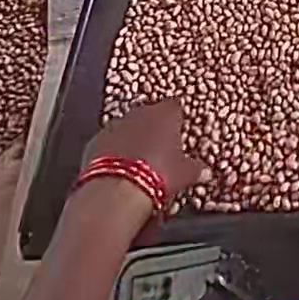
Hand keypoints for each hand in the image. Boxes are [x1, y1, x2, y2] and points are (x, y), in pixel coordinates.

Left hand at [80, 98, 206, 225]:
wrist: (115, 192)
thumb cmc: (157, 175)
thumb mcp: (184, 174)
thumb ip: (195, 169)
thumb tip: (204, 172)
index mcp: (165, 114)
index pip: (175, 107)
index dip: (177, 120)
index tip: (179, 132)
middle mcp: (140, 113)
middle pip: (149, 115)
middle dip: (153, 128)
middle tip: (159, 149)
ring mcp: (115, 126)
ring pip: (126, 127)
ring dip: (132, 139)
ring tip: (138, 162)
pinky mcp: (94, 142)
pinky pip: (107, 143)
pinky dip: (112, 152)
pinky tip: (117, 169)